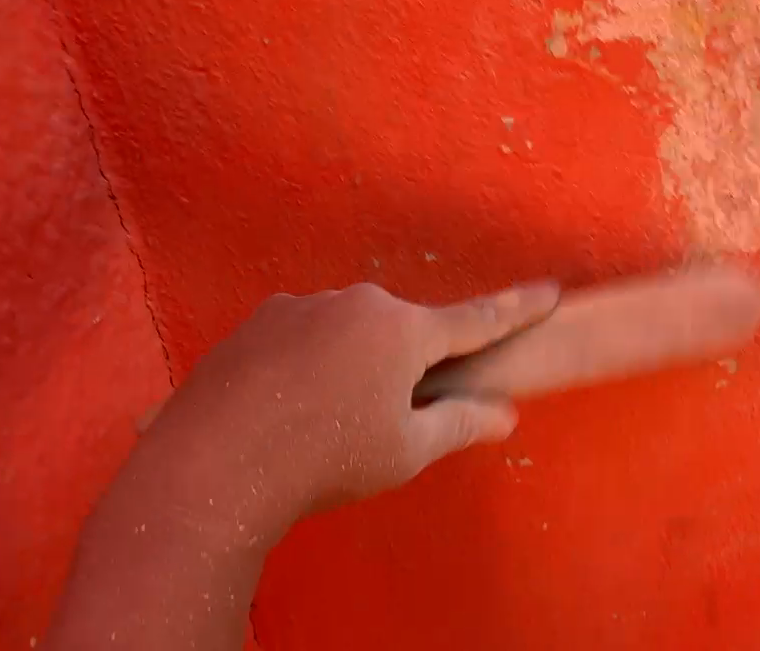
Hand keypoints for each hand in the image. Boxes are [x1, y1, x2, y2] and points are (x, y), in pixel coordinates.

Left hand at [126, 279, 558, 551]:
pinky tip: (283, 406)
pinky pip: (304, 334)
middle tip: (379, 412)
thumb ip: (461, 423)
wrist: (210, 469)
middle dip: (404, 361)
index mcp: (404, 332)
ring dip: (351, 361)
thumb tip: (507, 416)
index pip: (477, 319)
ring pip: (350, 330)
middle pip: (403, 329)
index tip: (549, 289)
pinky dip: (307, 361)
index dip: (517, 308)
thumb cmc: (325, 461)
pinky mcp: (261, 319)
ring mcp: (305, 306)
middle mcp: (359, 304)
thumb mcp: (404, 452)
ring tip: (318, 418)